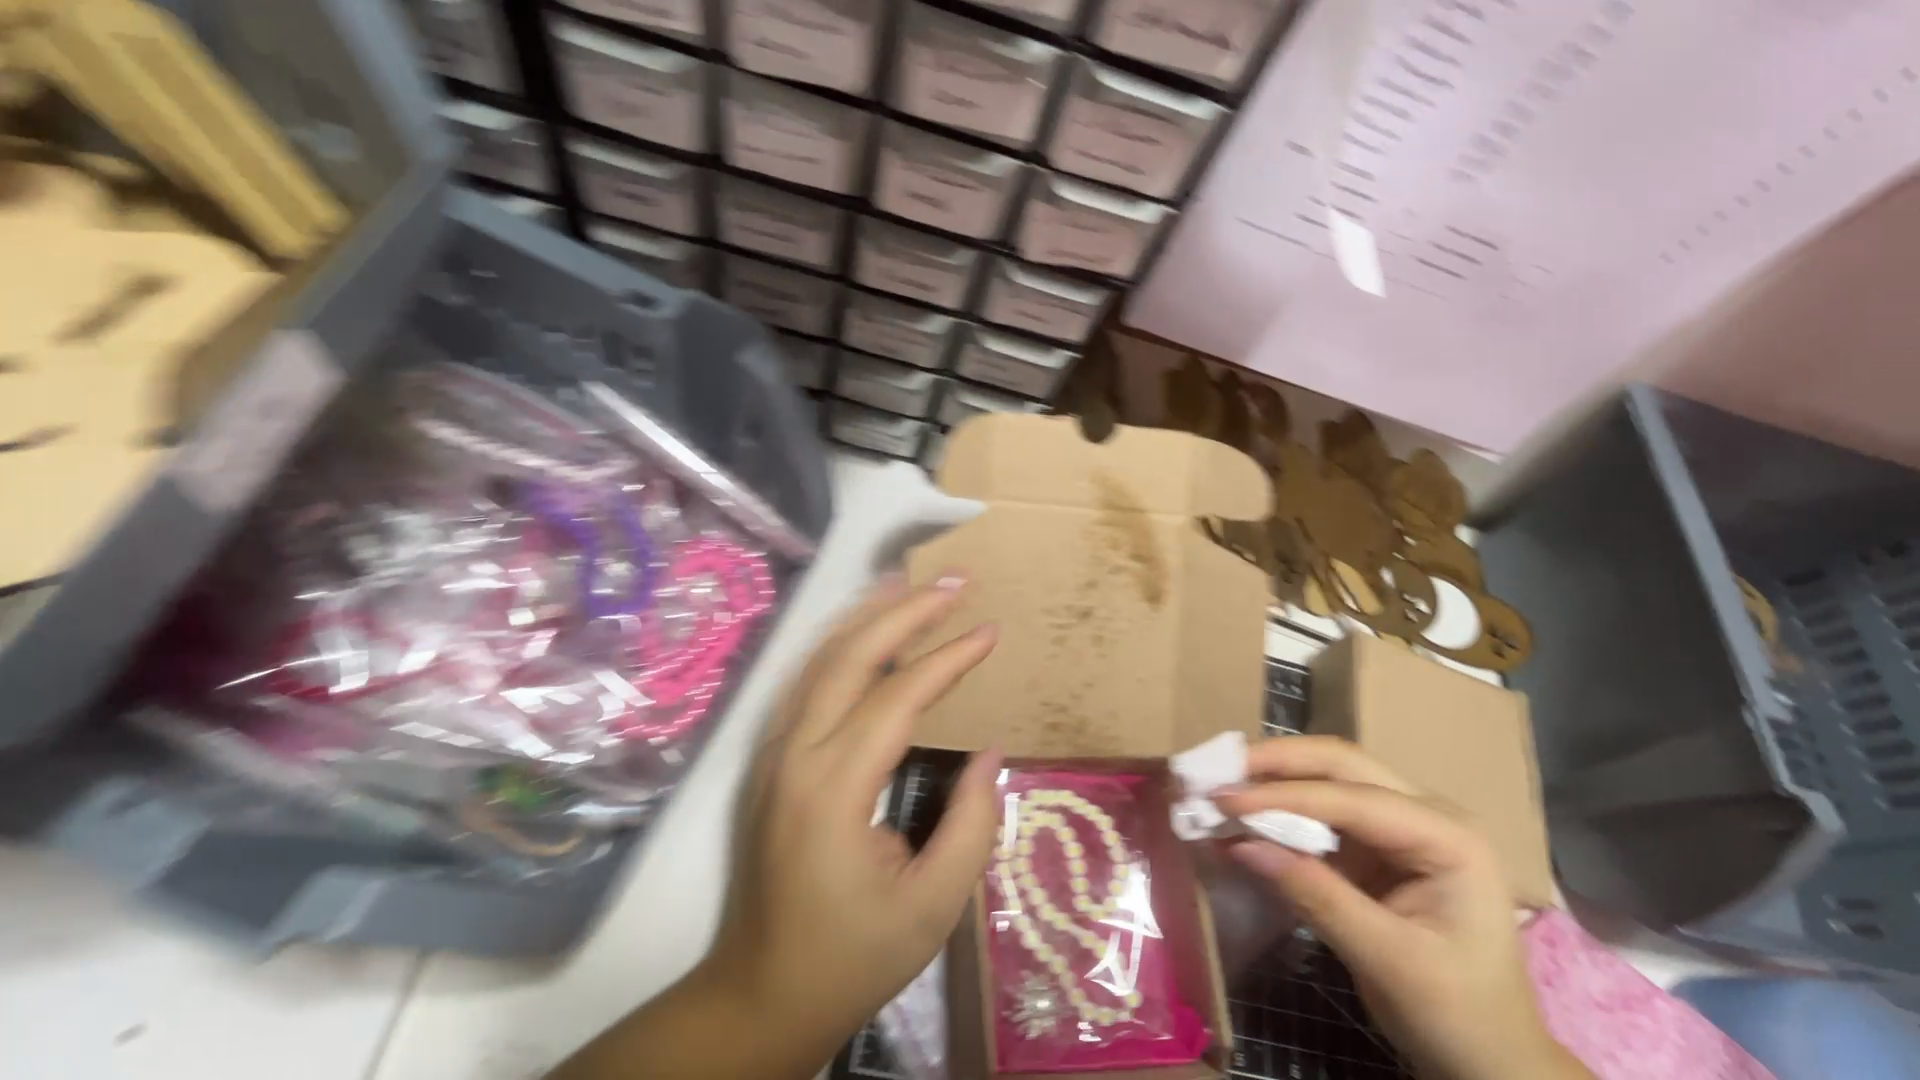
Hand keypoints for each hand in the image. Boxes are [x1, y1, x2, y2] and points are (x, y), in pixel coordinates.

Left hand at [703, 576, 1002, 1069]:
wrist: (762, 993)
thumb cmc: (853, 955)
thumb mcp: (933, 906)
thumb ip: (970, 824)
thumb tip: (988, 753)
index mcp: (832, 790)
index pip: (896, 698)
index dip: (947, 659)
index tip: (990, 630)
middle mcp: (793, 756)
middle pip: (847, 659)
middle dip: (904, 612)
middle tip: (955, 580)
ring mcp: (771, 756)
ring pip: (817, 663)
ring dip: (867, 618)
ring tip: (912, 585)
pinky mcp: (767, 764)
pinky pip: (805, 685)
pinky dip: (841, 647)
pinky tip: (867, 635)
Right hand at [1217, 737, 1588, 1079]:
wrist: (1491, 1062)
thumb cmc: (1457, 1014)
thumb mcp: (1389, 961)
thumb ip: (1317, 896)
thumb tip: (1241, 844)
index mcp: (1448, 837)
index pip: (1354, 798)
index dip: (1284, 794)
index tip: (1222, 797)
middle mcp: (1426, 817)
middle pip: (1342, 767)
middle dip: (1276, 764)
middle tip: (1215, 771)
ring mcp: (1400, 831)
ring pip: (1328, 783)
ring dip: (1274, 783)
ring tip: (1219, 788)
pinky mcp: (1375, 852)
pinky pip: (1320, 818)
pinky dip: (1280, 815)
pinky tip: (1242, 819)